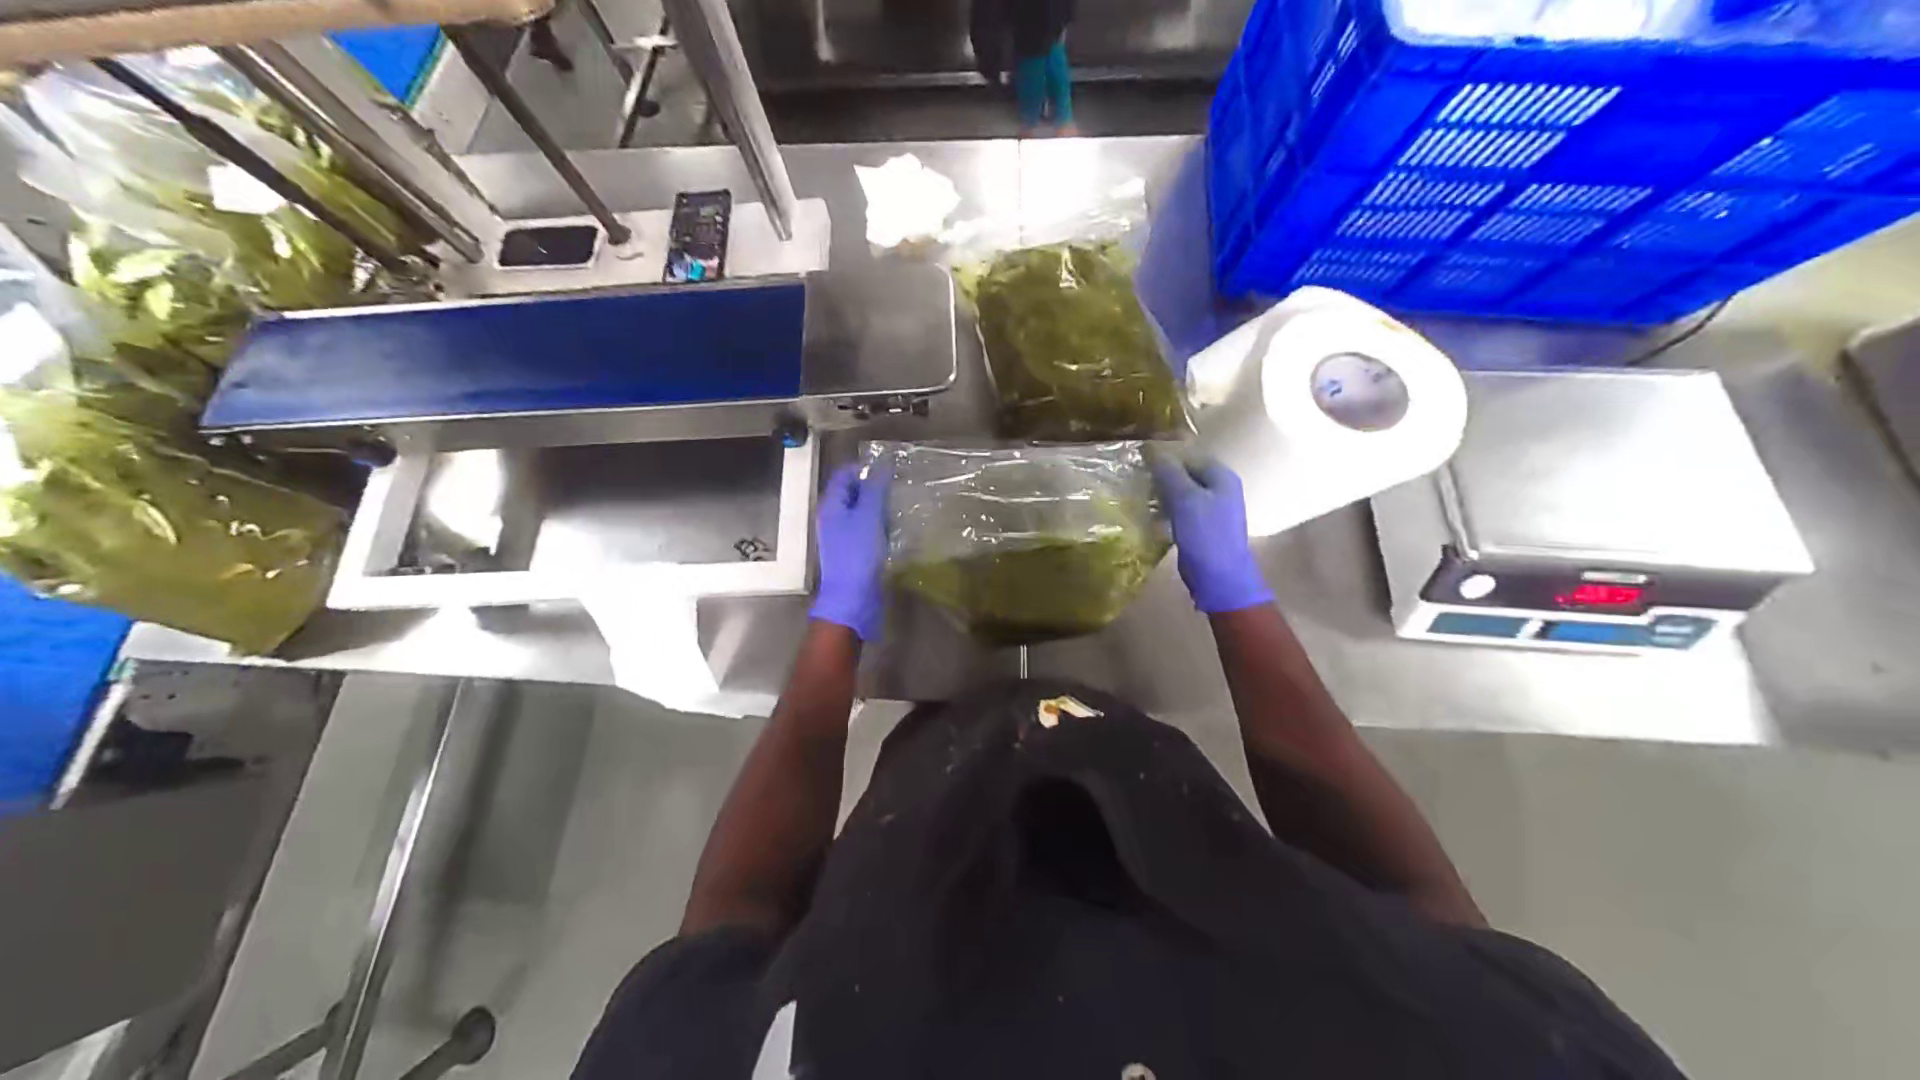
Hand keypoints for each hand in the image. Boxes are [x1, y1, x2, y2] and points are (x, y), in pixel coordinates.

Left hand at [810, 461, 891, 640]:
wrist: (853, 598)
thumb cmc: (859, 553)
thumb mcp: (868, 515)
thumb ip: (875, 488)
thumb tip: (881, 464)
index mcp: (831, 505)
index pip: (845, 474)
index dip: (865, 468)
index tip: (890, 469)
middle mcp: (834, 518)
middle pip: (854, 492)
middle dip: (875, 487)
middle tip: (899, 487)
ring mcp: (843, 536)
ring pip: (862, 512)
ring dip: (880, 507)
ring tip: (901, 505)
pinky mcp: (854, 551)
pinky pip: (867, 530)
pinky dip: (880, 525)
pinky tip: (896, 528)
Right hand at [1148, 449, 1273, 613]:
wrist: (1220, 579)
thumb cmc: (1206, 535)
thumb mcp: (1186, 500)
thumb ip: (1169, 472)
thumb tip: (1150, 447)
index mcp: (1221, 477)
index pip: (1189, 454)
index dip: (1165, 454)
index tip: (1138, 458)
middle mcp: (1218, 489)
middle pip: (1185, 473)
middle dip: (1161, 474)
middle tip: (1135, 477)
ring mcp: (1210, 510)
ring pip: (1180, 492)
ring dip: (1160, 493)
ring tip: (1138, 495)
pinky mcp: (1200, 528)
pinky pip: (1179, 511)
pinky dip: (1164, 511)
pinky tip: (1149, 516)